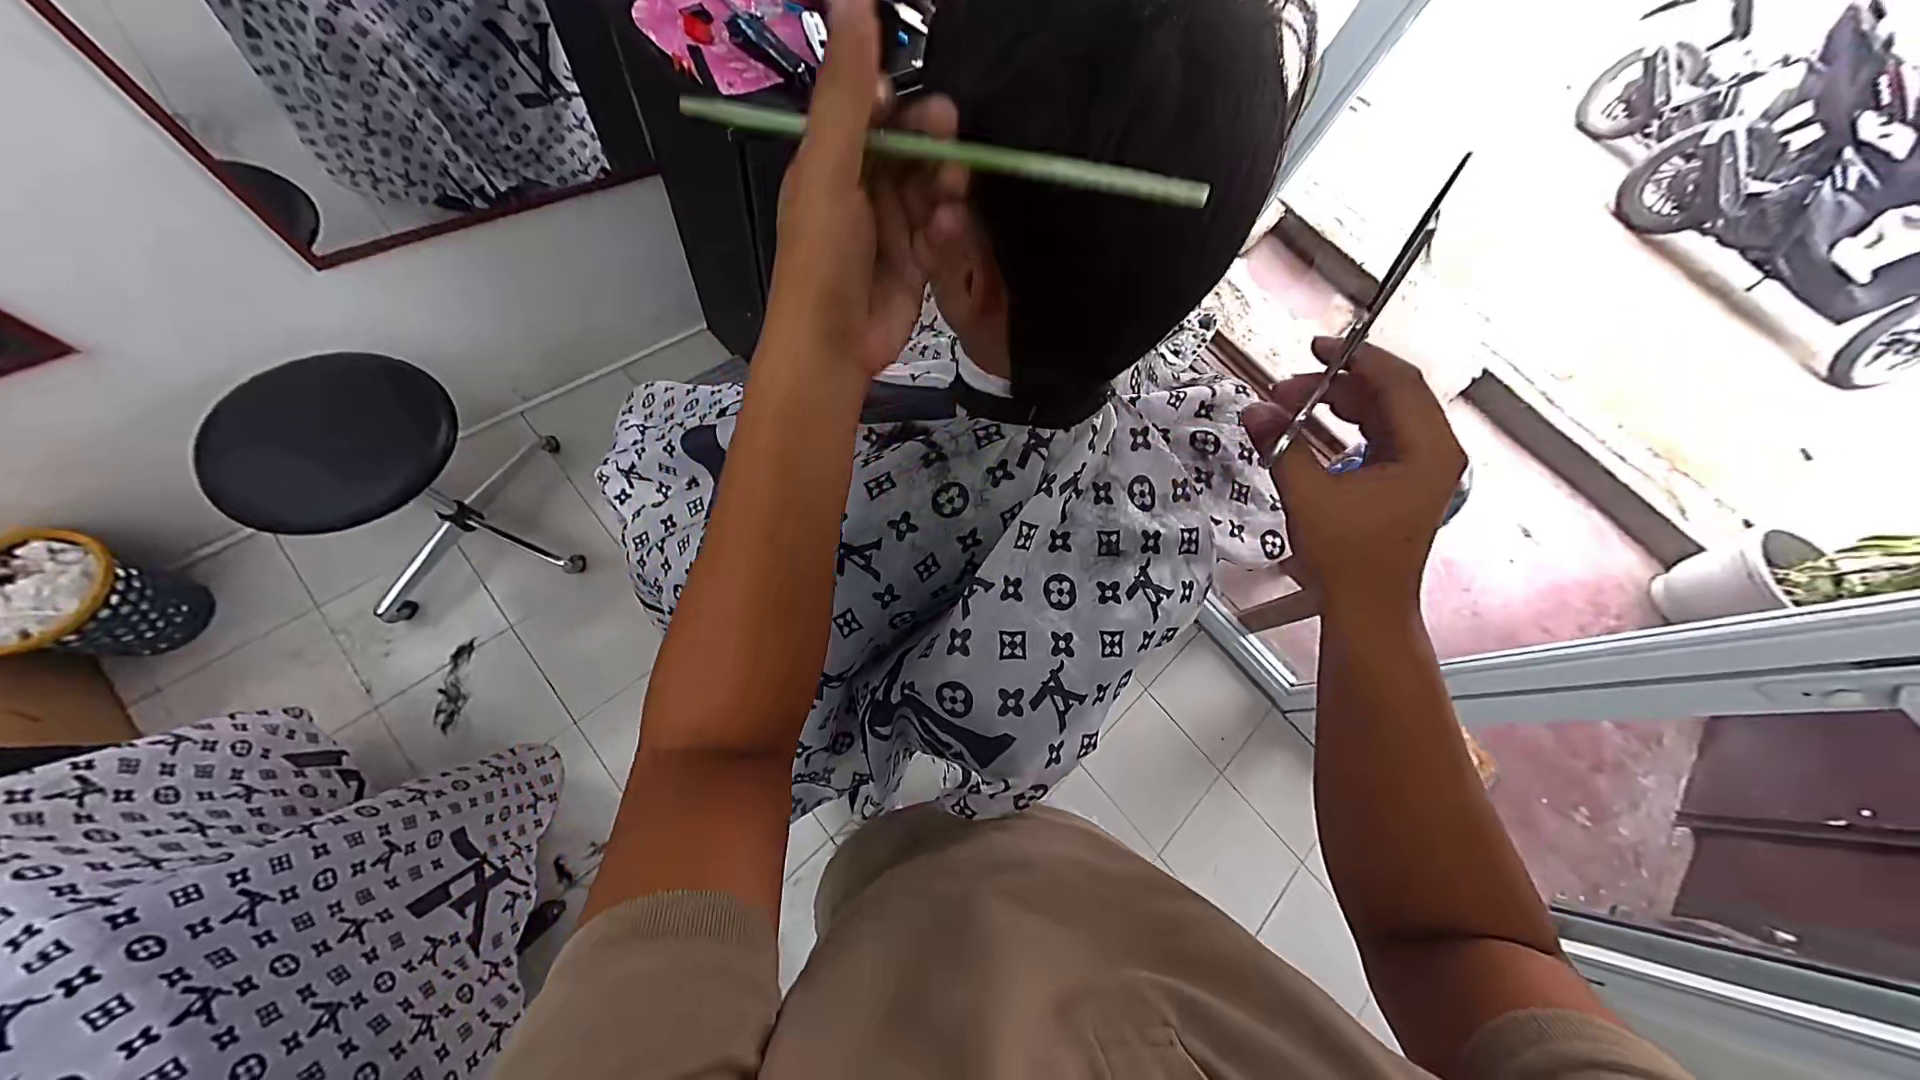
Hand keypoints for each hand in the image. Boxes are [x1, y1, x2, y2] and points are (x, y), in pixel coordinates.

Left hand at [761, 0, 965, 376]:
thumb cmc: (822, 257)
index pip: (870, 114)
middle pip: (908, 150)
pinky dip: (945, 229)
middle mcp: (860, 192)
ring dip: (944, 187)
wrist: (833, 345)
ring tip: (952, 194)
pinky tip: (945, 232)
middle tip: (953, 136)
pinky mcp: (914, 265)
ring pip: (929, 190)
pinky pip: (938, 233)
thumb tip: (853, 0)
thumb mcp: (828, 168)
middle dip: (932, 143)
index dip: (899, 103)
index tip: (924, 101)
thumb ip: (846, 92)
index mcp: (829, 163)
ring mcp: (889, 231)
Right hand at [1240, 338, 1465, 618]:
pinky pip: (1375, 437)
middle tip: (1285, 389)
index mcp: (1427, 451)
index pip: (1398, 383)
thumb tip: (1254, 411)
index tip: (1317, 347)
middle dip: (1335, 385)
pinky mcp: (1401, 482)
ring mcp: (1419, 468)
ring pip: (1380, 415)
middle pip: (1389, 396)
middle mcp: (1433, 454)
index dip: (1357, 358)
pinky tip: (1310, 430)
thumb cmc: (1347, 557)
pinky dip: (1342, 427)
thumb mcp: (1308, 496)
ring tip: (1289, 406)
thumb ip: (1281, 446)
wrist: (1365, 607)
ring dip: (1336, 405)